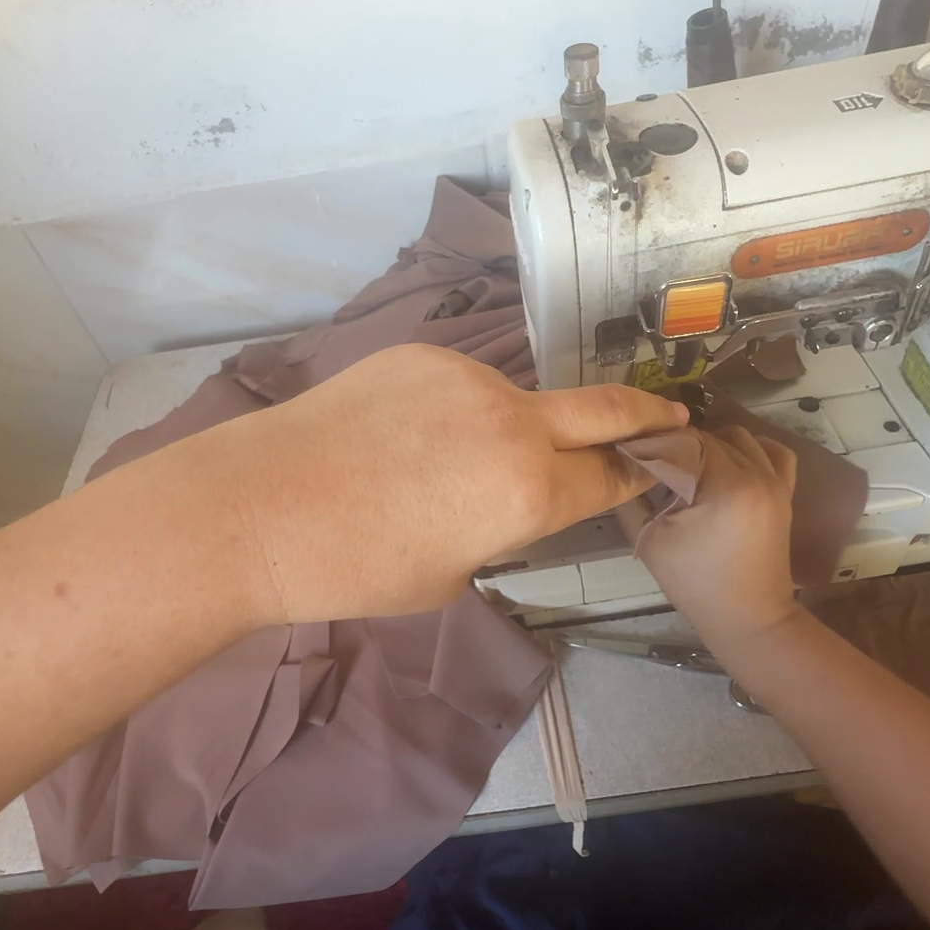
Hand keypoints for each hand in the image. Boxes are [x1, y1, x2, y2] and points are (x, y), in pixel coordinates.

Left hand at [129, 344, 687, 623]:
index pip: (608, 478)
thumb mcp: (449, 575)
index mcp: (528, 491)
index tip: (652, 467)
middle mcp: (513, 423)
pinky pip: (460, 386)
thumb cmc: (354, 567)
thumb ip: (499, 530)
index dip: (634, 476)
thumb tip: (507, 503)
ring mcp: (466, 378)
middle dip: (645, 414)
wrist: (259, 507)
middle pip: (603, 408)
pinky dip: (455, 411)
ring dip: (514, 425)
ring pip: (517, 400)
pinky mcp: (421, 354)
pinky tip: (407, 438)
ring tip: (453, 462)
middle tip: (670, 415)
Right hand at [616, 426, 801, 650]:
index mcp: (724, 486)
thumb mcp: (651, 541)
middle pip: (710, 436)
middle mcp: (755, 475)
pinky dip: (750, 448)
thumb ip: (632, 498)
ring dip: (711, 443)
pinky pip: (773, 452)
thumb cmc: (695, 584)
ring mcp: (776, 481)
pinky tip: (728, 460)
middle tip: (654, 461)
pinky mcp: (784, 492)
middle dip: (679, 444)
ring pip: (739, 438)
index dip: (654, 442)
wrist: (749, 617)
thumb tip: (620, 465)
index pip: (683, 441)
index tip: (631, 452)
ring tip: (688, 464)